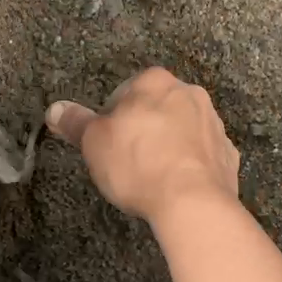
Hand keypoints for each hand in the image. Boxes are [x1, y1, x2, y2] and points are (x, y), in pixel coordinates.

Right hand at [45, 67, 240, 222]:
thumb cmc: (137, 164)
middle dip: (142, 131)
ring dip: (167, 147)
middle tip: (126, 163)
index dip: (110, 120)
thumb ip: (75, 123)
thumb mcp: (94, 143)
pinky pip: (201, 156)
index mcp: (153, 82)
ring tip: (151, 178)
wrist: (190, 199)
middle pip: (156, 109)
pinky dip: (189, 167)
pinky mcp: (226, 153)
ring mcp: (212, 123)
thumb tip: (55, 109)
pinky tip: (175, 187)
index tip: (106, 145)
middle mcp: (188, 92)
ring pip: (181, 131)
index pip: (123, 92)